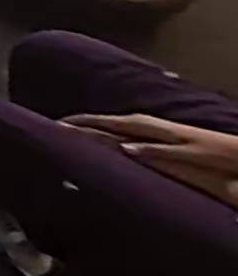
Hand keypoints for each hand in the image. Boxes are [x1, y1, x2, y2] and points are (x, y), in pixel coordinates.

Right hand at [63, 113, 237, 204]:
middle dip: (81, 122)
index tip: (54, 122)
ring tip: (76, 133)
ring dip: (94, 127)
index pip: (103, 121)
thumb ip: (160, 150)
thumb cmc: (224, 154)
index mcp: (145, 124)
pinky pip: (125, 132)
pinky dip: (110, 133)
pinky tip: (109, 140)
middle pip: (105, 121)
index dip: (78, 121)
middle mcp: (144, 122)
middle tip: (57, 127)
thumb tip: (124, 148)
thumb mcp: (194, 153)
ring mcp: (152, 127)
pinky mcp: (159, 134)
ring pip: (114, 125)